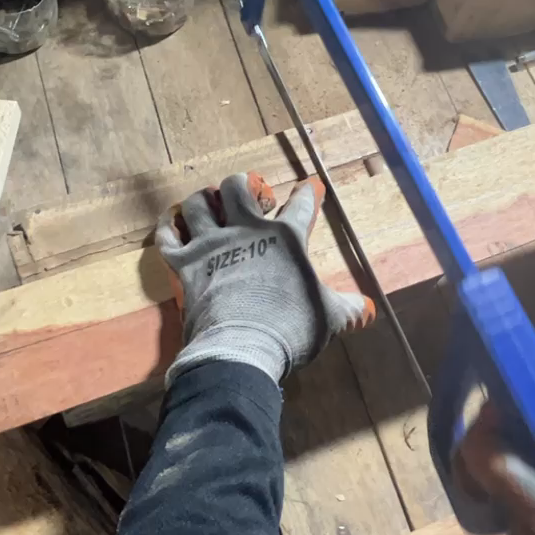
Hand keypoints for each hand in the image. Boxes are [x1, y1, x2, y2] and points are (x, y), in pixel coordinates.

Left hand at [155, 173, 373, 384]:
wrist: (242, 348)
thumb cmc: (290, 329)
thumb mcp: (329, 318)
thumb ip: (348, 309)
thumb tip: (367, 309)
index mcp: (285, 238)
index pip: (301, 204)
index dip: (307, 194)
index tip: (309, 188)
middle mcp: (246, 230)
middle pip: (238, 186)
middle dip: (243, 186)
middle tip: (248, 201)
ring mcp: (211, 244)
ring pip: (199, 202)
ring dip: (203, 201)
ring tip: (209, 208)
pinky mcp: (184, 262)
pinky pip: (168, 235)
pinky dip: (168, 227)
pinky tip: (173, 224)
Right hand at [457, 402, 534, 534]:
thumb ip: (511, 473)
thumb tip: (474, 430)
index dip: (501, 409)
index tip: (480, 444)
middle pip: (512, 406)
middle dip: (484, 440)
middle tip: (477, 481)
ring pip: (497, 425)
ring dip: (478, 457)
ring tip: (481, 493)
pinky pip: (498, 442)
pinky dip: (481, 464)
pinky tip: (485, 492)